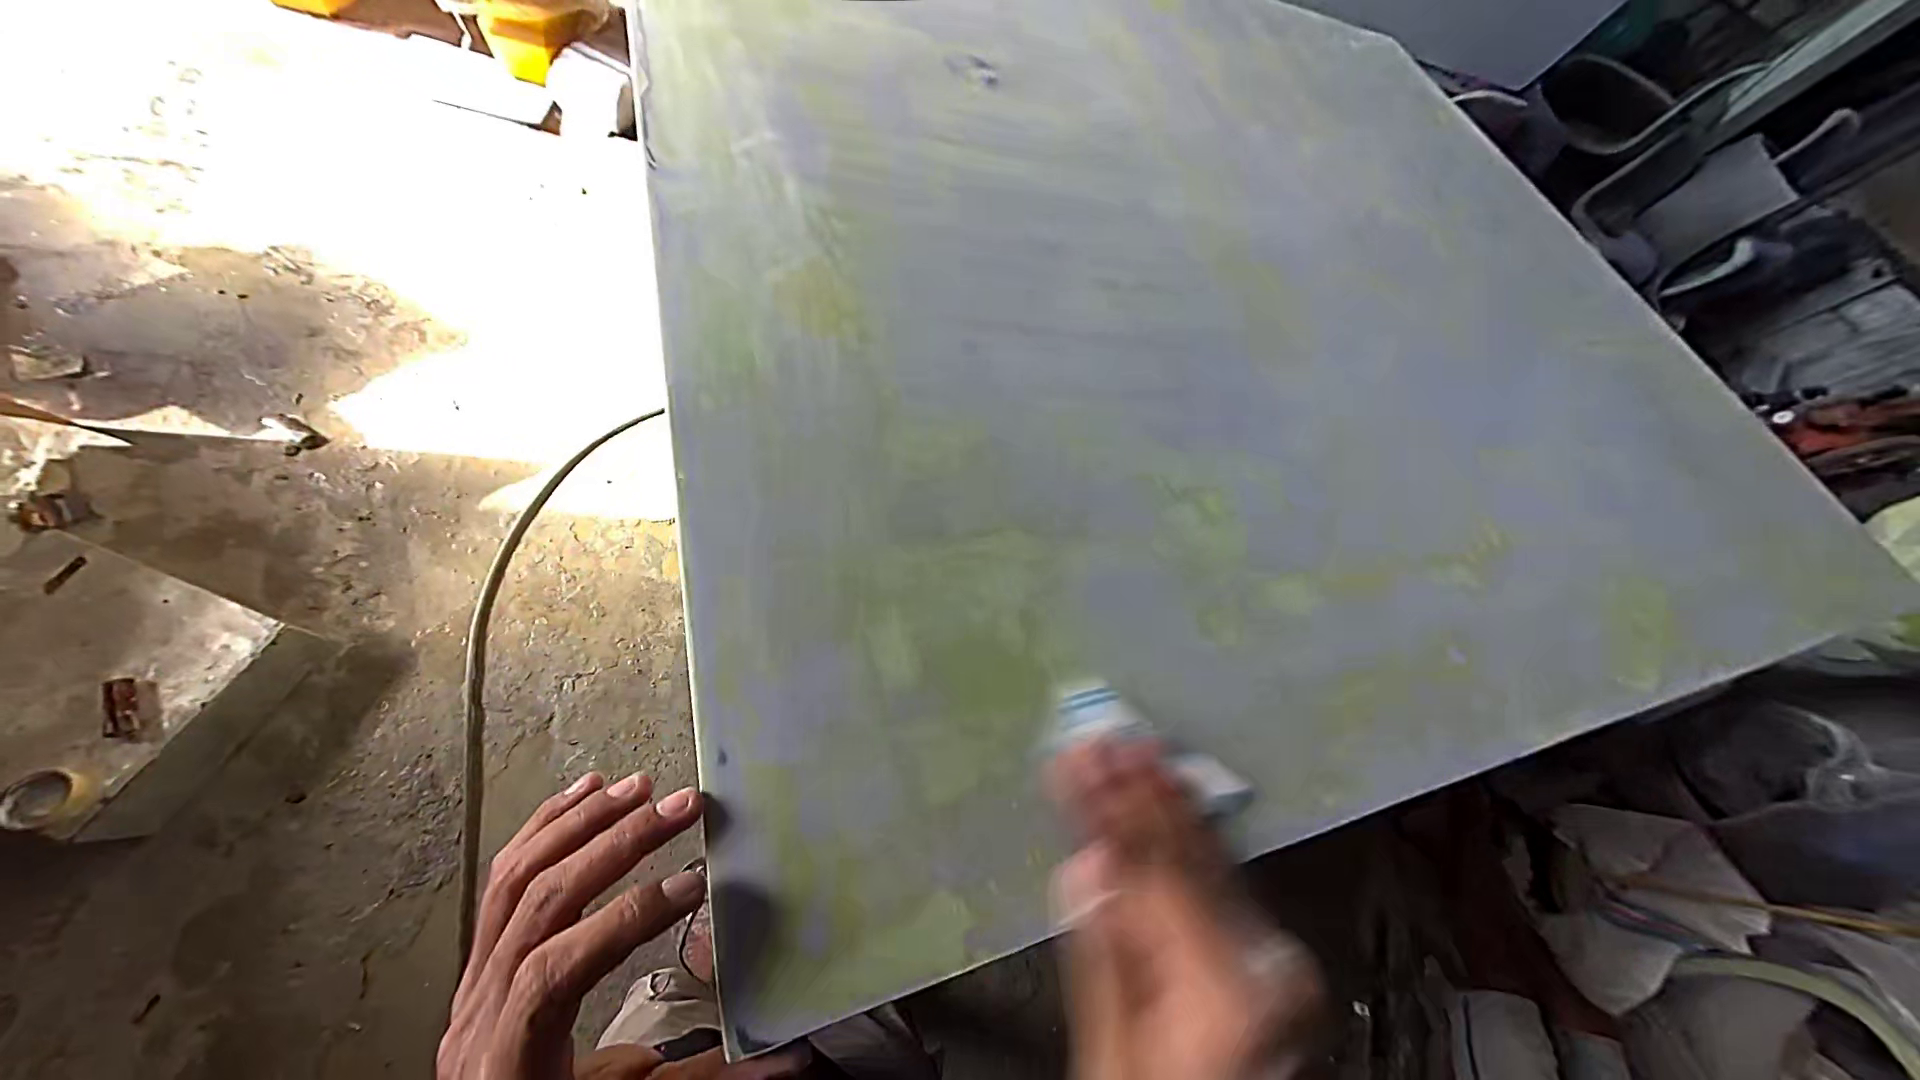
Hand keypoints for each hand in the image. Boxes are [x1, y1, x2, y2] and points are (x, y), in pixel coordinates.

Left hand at [439, 771, 799, 1079]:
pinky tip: (584, 793)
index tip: (694, 885)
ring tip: (639, 788)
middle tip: (681, 806)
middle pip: (540, 904)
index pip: (558, 971)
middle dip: (620, 844)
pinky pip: (503, 878)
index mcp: (510, 1060)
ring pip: (516, 880)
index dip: (627, 919)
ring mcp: (476, 983)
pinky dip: (546, 826)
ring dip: (584, 823)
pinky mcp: (483, 961)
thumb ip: (702, 1078)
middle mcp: (480, 1014)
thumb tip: (788, 1059)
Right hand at [1050, 739, 1324, 1079]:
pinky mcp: (1257, 943)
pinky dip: (1188, 825)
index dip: (1107, 805)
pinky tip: (1173, 791)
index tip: (1077, 761)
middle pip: (1175, 848)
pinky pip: (1217, 867)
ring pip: (1201, 849)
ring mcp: (1263, 947)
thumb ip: (1105, 954)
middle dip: (1129, 789)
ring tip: (1132, 748)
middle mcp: (1254, 954)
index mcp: (1220, 980)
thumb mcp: (1116, 1049)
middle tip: (1099, 742)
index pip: (1148, 863)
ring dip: (1158, 794)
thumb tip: (1087, 864)